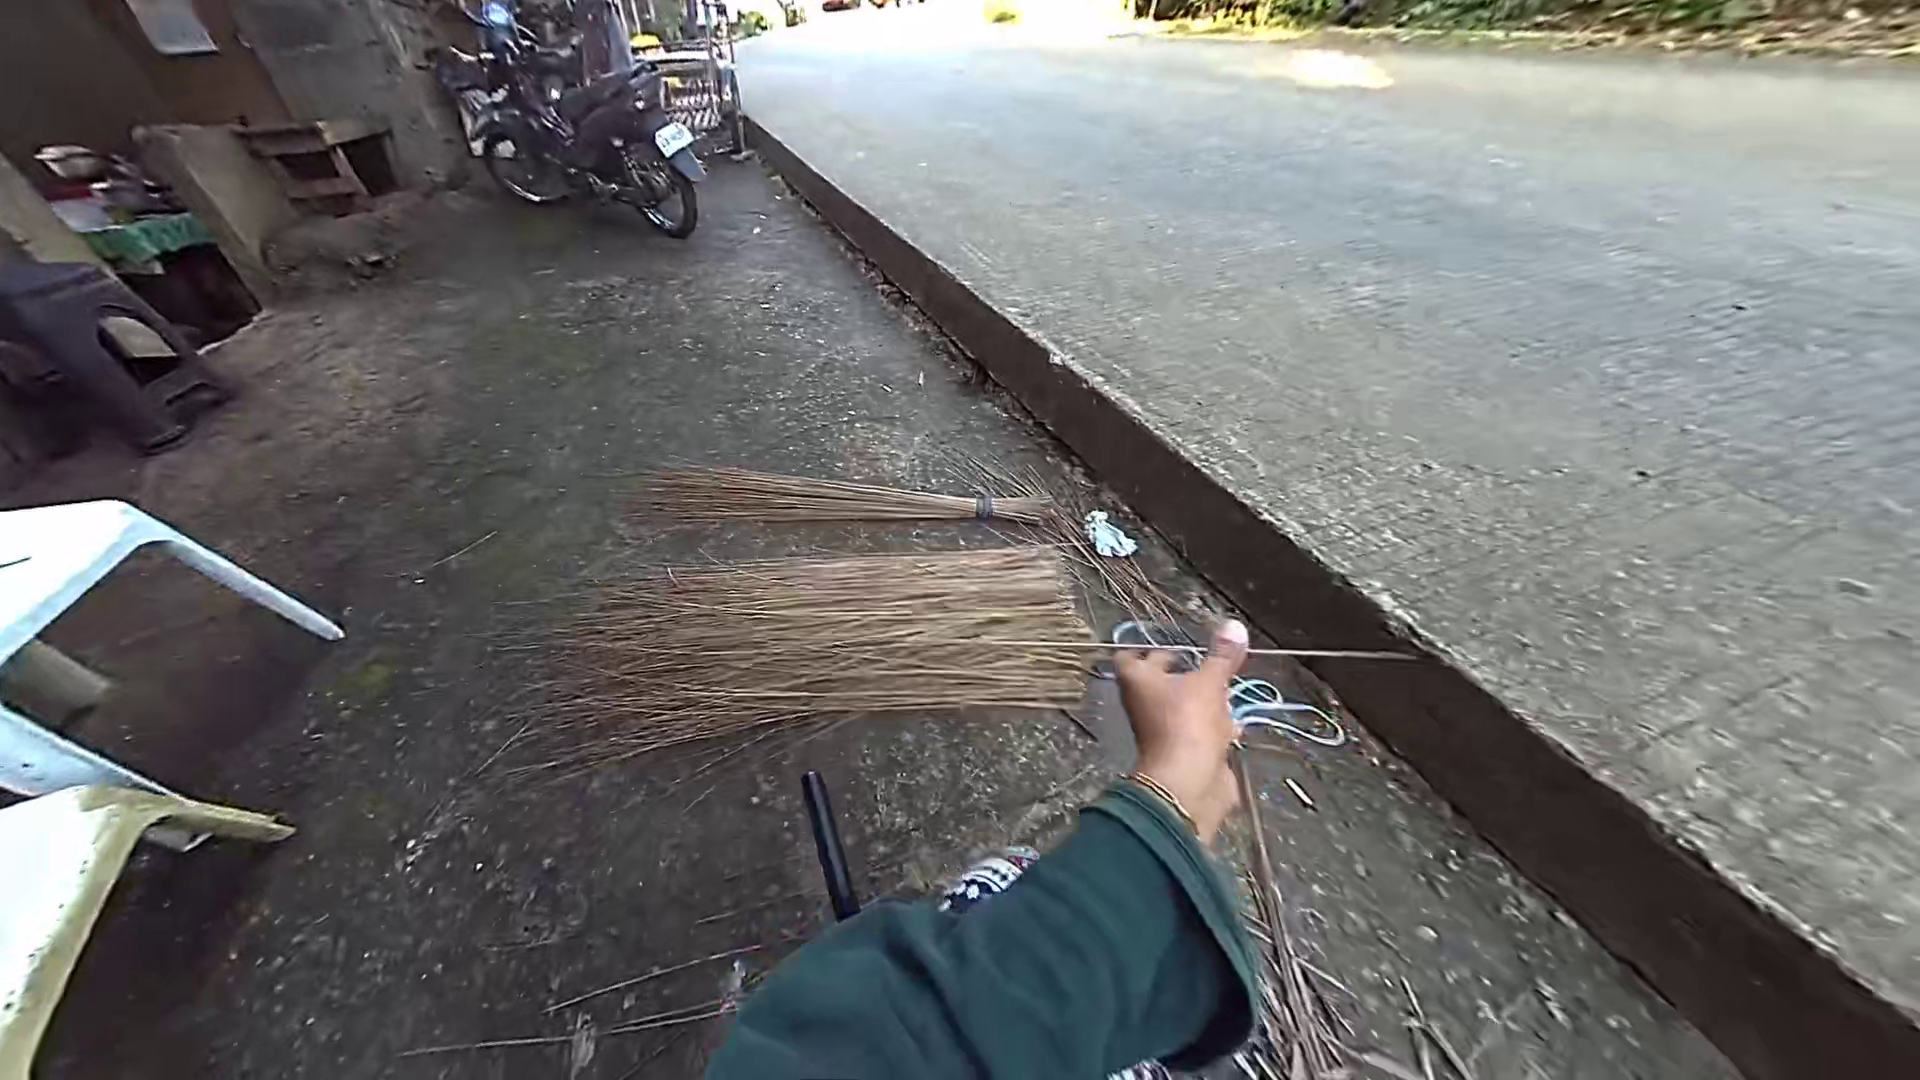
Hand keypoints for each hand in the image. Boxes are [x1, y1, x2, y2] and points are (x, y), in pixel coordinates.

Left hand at [1113, 620, 1248, 844]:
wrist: (1189, 781)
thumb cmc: (1187, 721)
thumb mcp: (1209, 682)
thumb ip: (1222, 657)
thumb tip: (1234, 625)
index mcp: (1136, 680)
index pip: (1128, 656)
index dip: (1144, 647)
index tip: (1168, 642)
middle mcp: (1142, 702)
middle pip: (1158, 680)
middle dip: (1183, 672)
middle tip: (1206, 662)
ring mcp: (1161, 728)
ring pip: (1180, 706)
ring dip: (1203, 700)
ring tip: (1226, 689)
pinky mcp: (1182, 749)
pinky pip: (1197, 730)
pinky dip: (1214, 725)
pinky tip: (1235, 724)